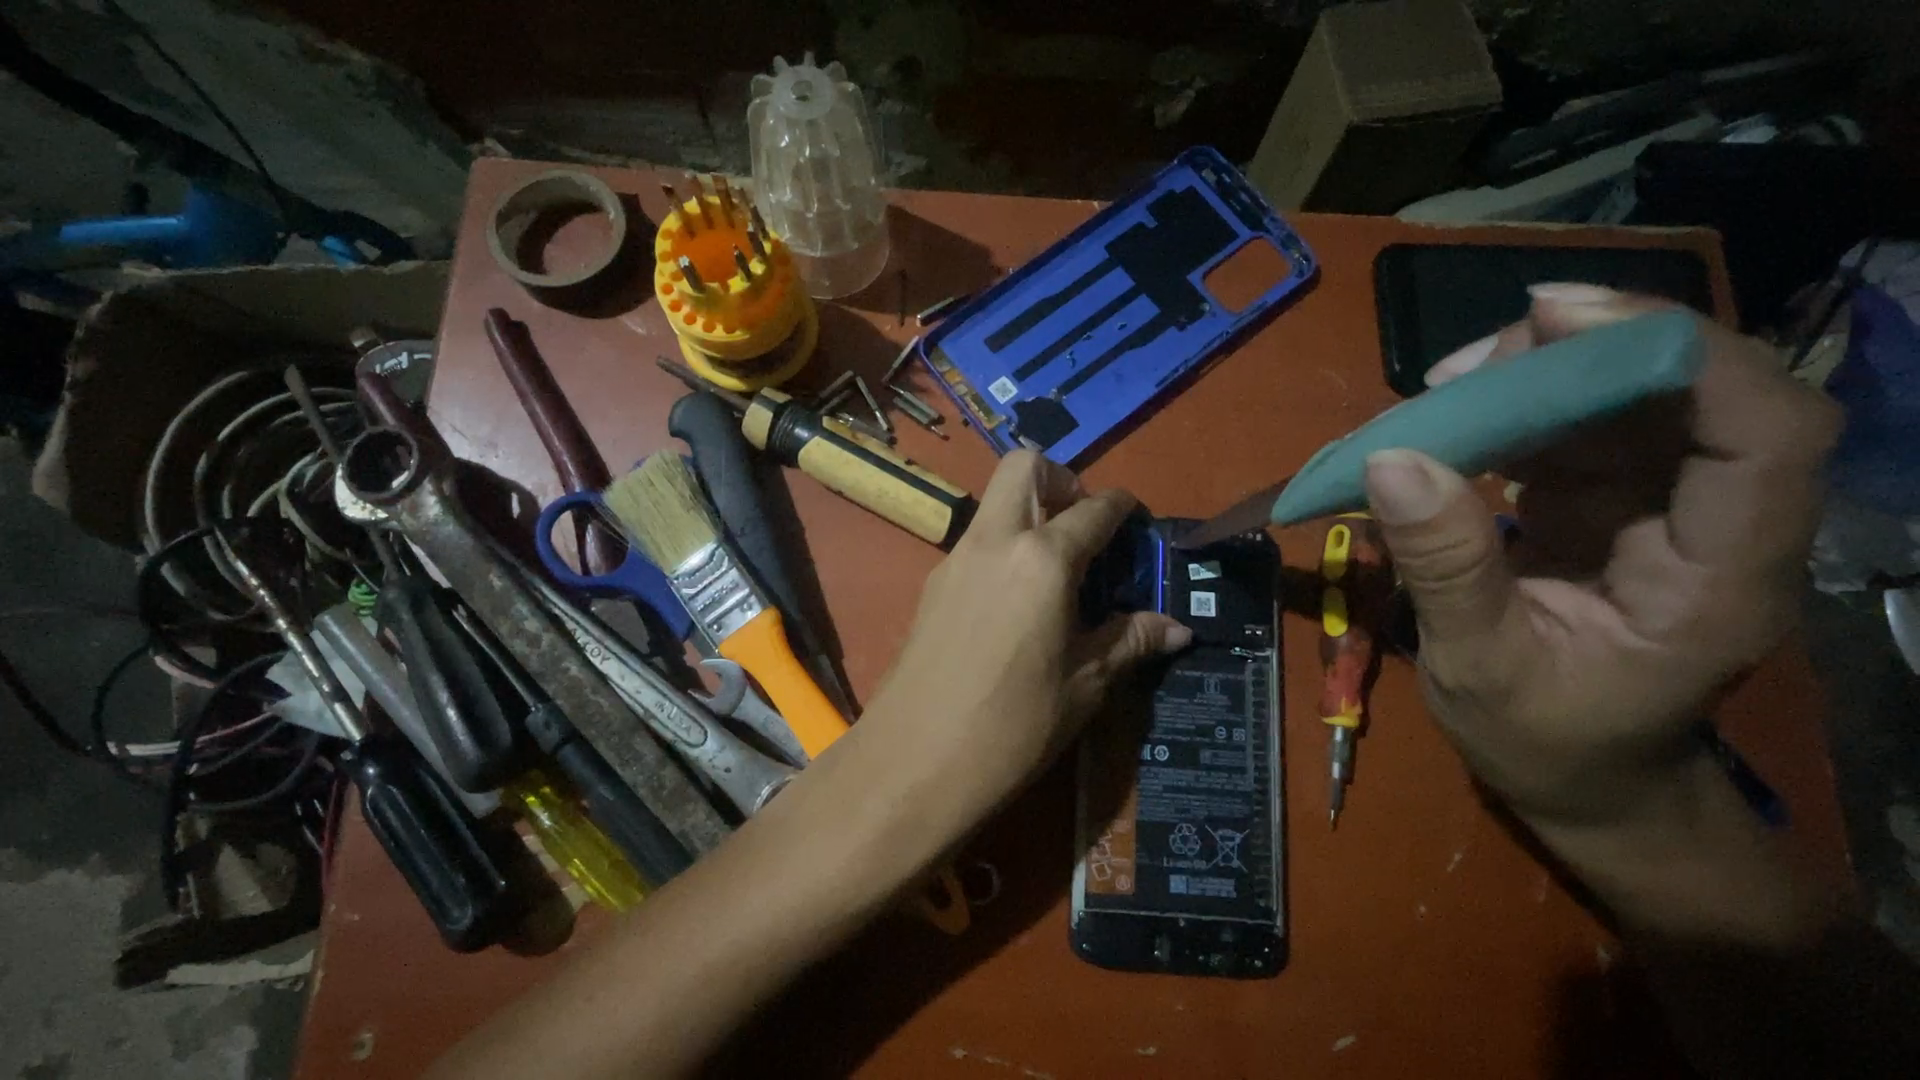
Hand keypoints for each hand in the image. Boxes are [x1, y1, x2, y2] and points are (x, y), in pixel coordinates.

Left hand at [858, 451, 1190, 819]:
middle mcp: (994, 541)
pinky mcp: (932, 587)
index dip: (1123, 508)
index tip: (1139, 521)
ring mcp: (955, 560)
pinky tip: (1021, 603)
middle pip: (1025, 466)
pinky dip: (1004, 546)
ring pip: (994, 501)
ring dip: (1030, 511)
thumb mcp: (1084, 686)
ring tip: (1060, 571)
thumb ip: (1128, 642)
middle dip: (1064, 480)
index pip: (1093, 508)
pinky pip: (976, 541)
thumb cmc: (1012, 727)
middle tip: (1086, 530)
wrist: (912, 762)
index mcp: (1041, 559)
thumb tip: (1177, 628)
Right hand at [1367, 284, 1839, 829]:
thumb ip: (1447, 571)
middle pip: (1690, 394)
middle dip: (1582, 354)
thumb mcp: (1481, 671)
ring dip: (1536, 375)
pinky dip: (1511, 409)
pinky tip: (1450, 419)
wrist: (1586, 779)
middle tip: (1467, 365)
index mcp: (1719, 580)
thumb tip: (1391, 461)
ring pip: (1627, 398)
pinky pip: (1574, 427)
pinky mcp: (1611, 502)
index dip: (1685, 356)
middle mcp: (1713, 524)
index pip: (1763, 435)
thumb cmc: (1550, 744)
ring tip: (1441, 392)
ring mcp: (1662, 507)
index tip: (1560, 321)